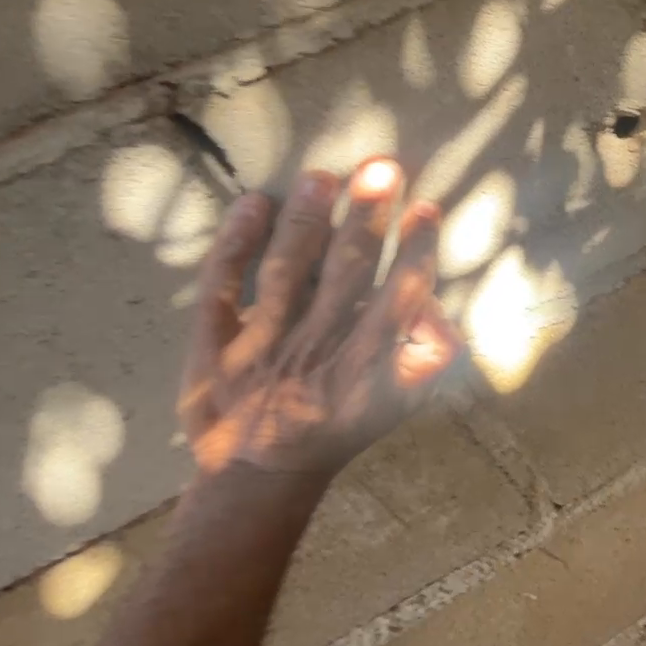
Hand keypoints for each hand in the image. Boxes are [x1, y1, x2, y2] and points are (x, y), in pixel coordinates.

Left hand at [178, 159, 461, 479]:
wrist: (256, 477)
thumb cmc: (340, 428)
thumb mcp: (399, 405)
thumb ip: (428, 357)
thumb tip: (434, 304)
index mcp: (363, 367)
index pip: (398, 298)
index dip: (415, 252)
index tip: (425, 208)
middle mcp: (315, 350)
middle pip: (346, 274)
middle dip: (366, 219)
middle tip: (381, 168)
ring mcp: (257, 345)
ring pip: (287, 272)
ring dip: (308, 221)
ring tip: (324, 175)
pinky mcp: (211, 343)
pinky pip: (220, 288)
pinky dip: (233, 245)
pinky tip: (252, 204)